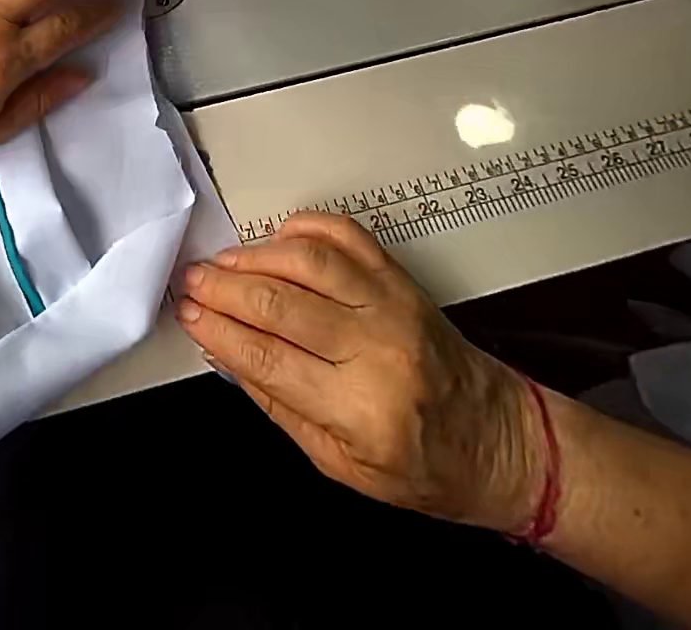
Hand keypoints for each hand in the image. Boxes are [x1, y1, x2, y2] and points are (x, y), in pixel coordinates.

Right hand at [176, 212, 545, 531]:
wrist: (504, 443)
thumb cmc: (423, 463)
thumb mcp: (337, 462)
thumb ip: (273, 401)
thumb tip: (221, 348)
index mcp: (363, 411)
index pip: (263, 357)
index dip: (214, 329)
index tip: (186, 314)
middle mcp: (380, 352)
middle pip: (276, 304)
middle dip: (219, 289)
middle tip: (191, 282)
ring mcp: (394, 309)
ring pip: (306, 263)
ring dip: (252, 257)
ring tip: (222, 263)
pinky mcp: (401, 282)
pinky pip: (346, 236)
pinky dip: (304, 227)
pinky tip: (276, 239)